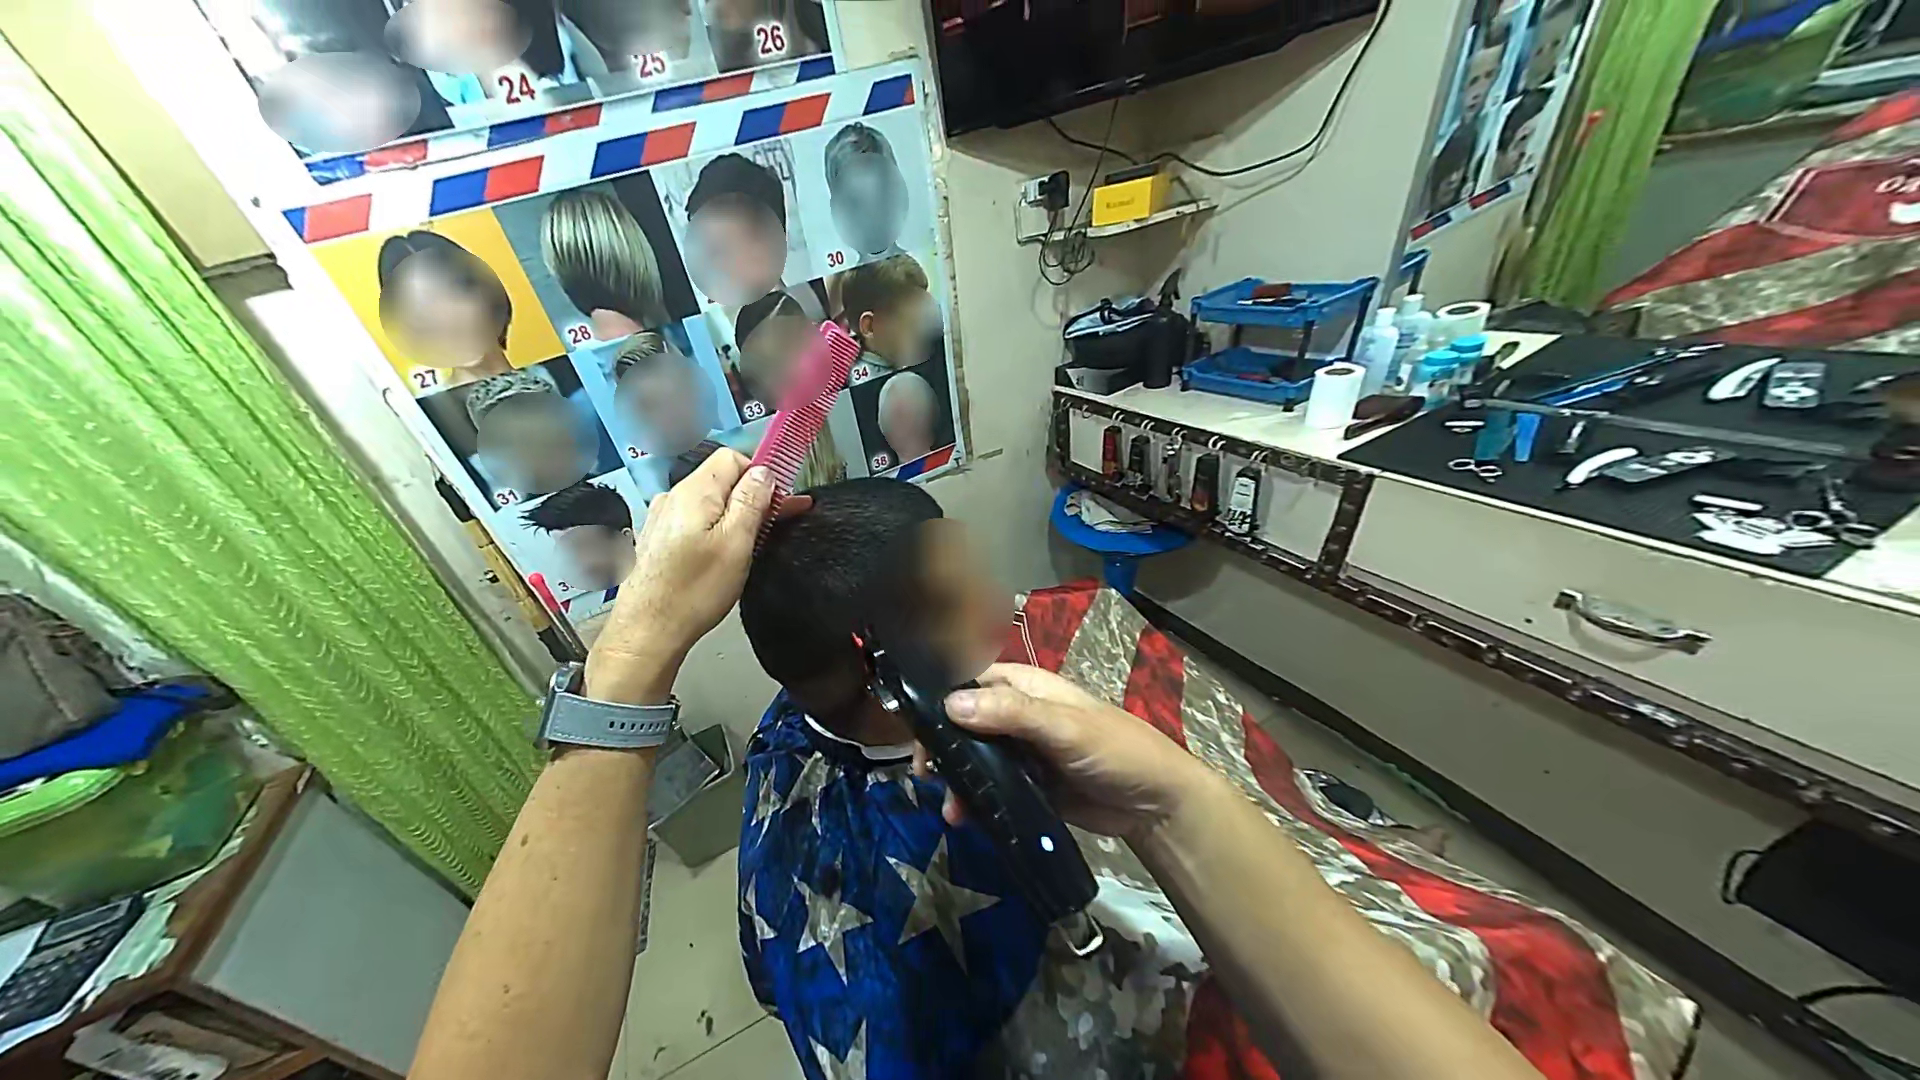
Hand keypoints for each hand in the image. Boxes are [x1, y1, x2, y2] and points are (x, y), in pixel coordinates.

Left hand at [585, 449, 806, 702]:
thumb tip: (764, 472)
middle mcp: (673, 497)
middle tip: (776, 524)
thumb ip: (751, 501)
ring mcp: (663, 518)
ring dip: (735, 515)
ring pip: (710, 502)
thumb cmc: (694, 591)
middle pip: (722, 479)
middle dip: (752, 497)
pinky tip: (723, 555)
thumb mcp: (736, 543)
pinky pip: (695, 521)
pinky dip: (715, 530)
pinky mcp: (659, 539)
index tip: (781, 502)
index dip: (762, 475)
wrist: (647, 632)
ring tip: (750, 545)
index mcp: (694, 491)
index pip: (734, 458)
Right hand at [920, 664, 1217, 840]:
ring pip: (974, 758)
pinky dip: (975, 800)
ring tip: (951, 807)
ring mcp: (1022, 752)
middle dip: (943, 745)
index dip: (942, 697)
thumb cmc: (1115, 749)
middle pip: (965, 722)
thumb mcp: (1064, 727)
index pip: (972, 681)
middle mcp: (1017, 715)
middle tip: (926, 772)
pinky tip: (966, 818)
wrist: (1154, 804)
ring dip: (957, 778)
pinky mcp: (1027, 785)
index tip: (916, 725)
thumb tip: (951, 705)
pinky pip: (991, 788)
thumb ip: (1012, 714)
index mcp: (1025, 687)